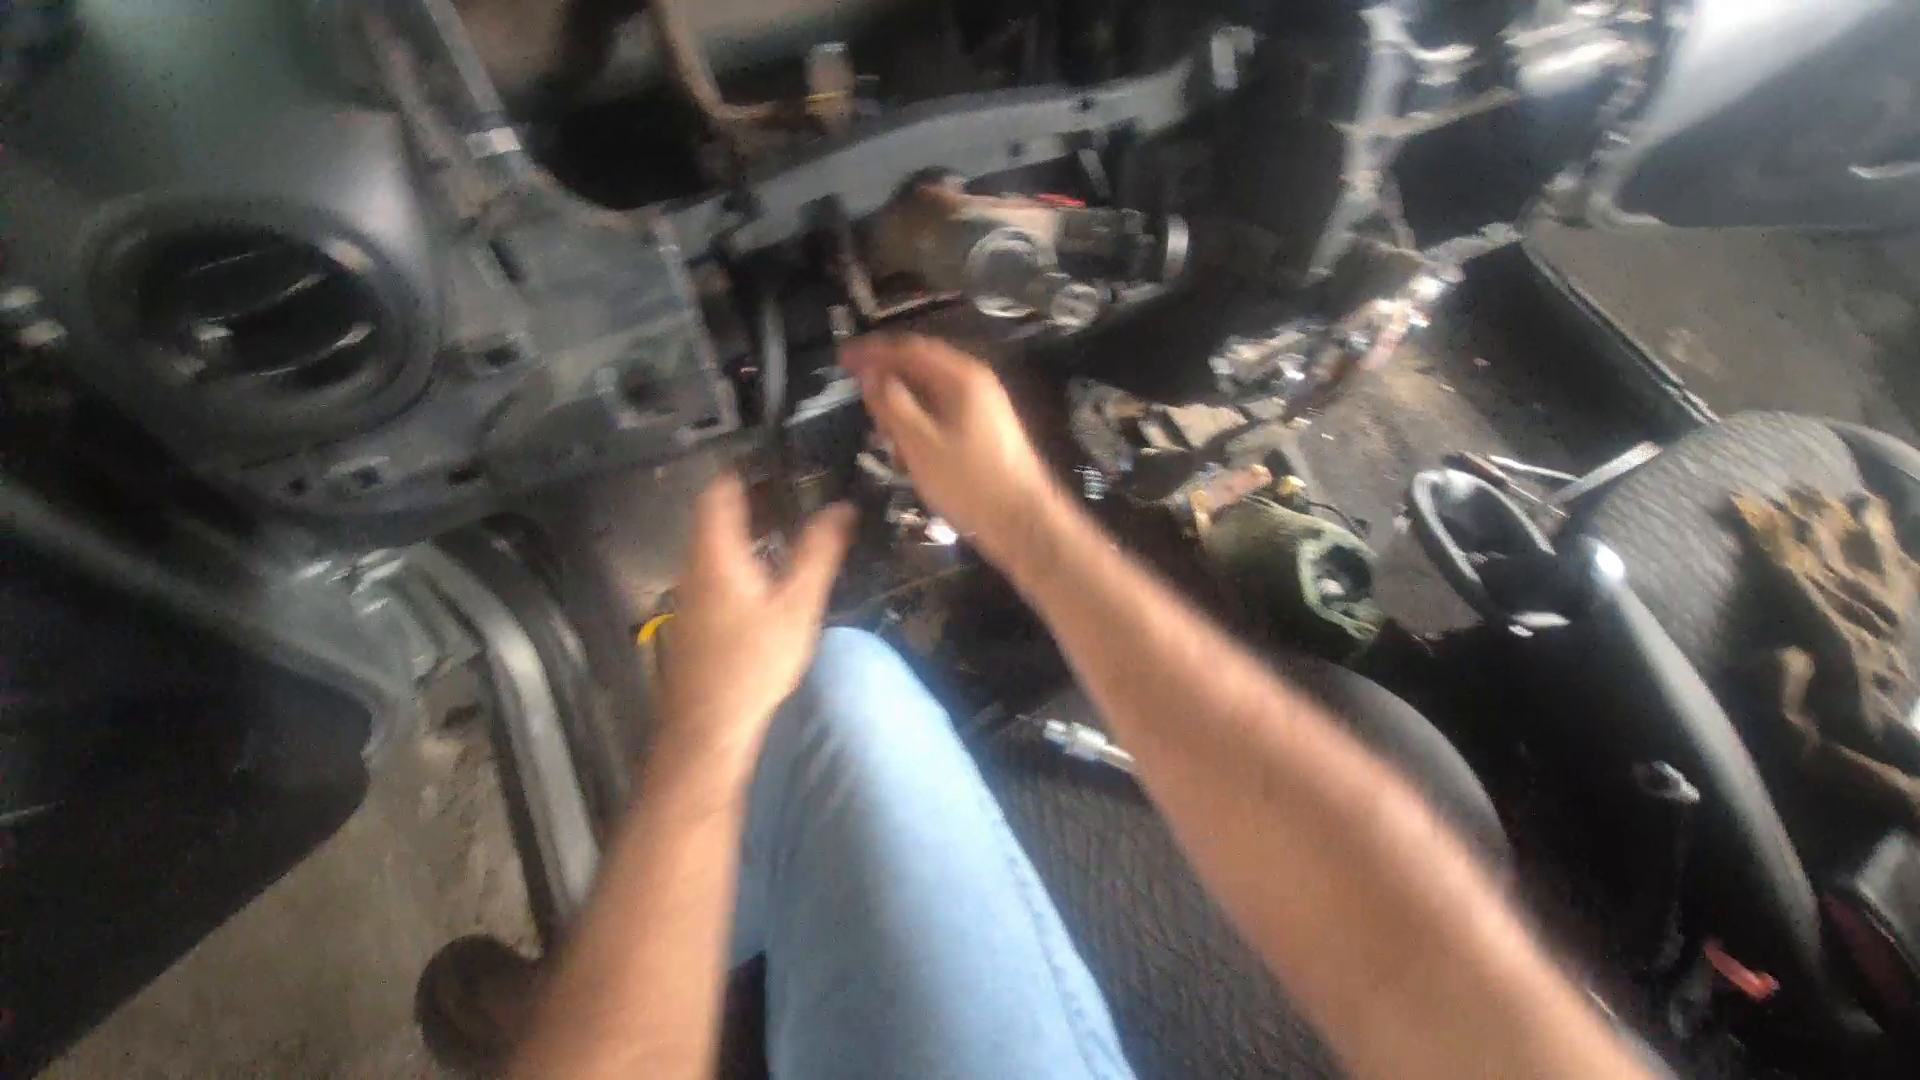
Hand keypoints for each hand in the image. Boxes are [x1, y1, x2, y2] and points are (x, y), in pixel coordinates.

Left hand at [654, 473, 856, 780]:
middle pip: (714, 517)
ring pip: (713, 545)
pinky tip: (766, 576)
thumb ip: (820, 552)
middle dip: (751, 500)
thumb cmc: (754, 662)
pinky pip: (714, 569)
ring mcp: (688, 594)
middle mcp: (694, 566)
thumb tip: (843, 508)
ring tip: (786, 528)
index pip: (719, 492)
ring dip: (745, 530)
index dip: (745, 470)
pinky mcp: (692, 618)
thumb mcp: (798, 604)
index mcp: (716, 553)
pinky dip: (739, 557)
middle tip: (792, 493)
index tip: (777, 461)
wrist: (710, 726)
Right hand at [841, 335, 1064, 559]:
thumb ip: (892, 404)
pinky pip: (943, 415)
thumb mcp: (920, 444)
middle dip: (888, 383)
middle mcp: (976, 383)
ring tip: (885, 436)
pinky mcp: (985, 431)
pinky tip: (909, 452)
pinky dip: (920, 426)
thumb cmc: (969, 483)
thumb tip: (871, 374)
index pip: (909, 348)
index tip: (842, 359)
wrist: (1023, 522)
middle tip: (862, 402)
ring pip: (932, 394)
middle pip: (921, 368)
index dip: (873, 352)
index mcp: (961, 376)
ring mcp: (984, 407)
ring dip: (903, 409)